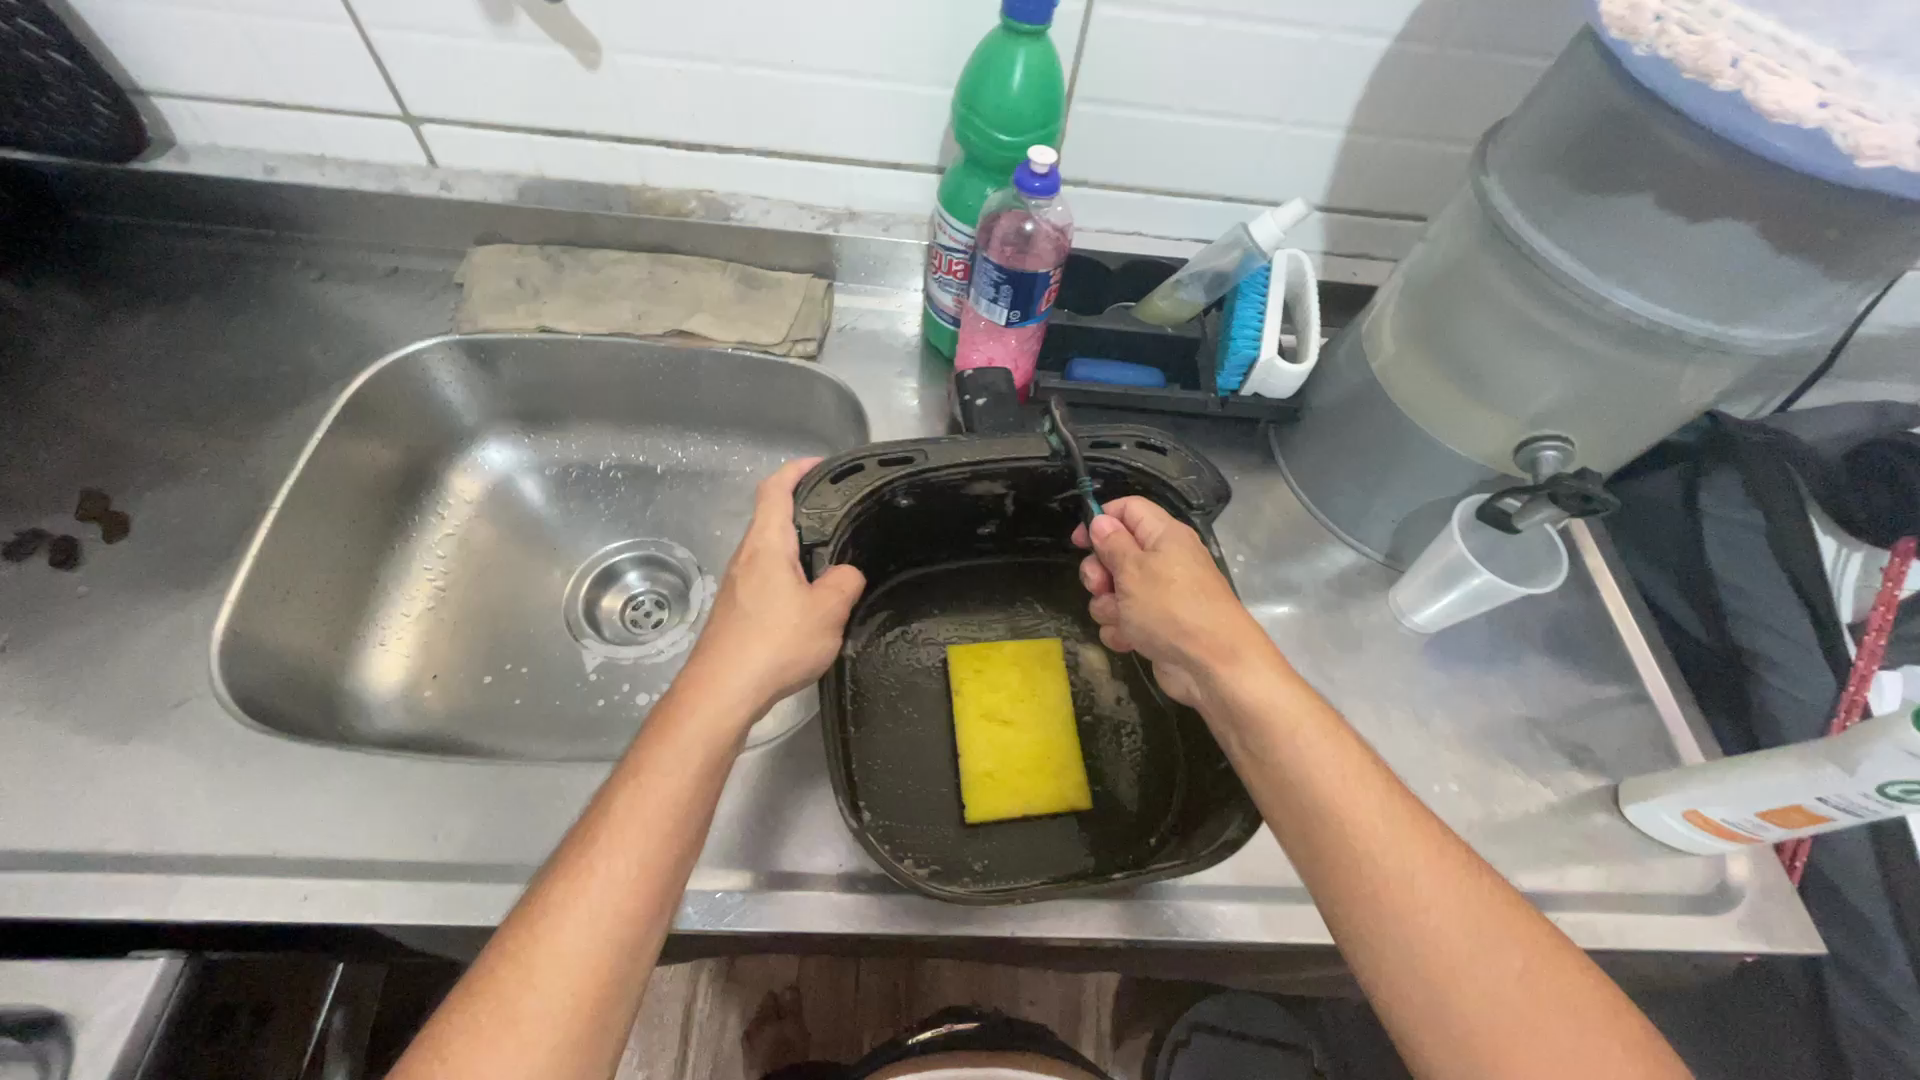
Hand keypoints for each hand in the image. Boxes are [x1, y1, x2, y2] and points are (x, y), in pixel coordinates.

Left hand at [685, 458, 865, 718]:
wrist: (722, 691)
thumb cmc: (775, 643)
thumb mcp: (828, 611)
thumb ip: (844, 582)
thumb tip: (845, 574)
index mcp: (767, 546)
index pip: (775, 490)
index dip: (797, 470)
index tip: (820, 465)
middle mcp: (746, 558)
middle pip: (772, 520)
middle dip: (804, 513)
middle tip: (840, 518)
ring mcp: (737, 586)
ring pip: (770, 554)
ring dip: (797, 551)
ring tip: (831, 563)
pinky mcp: (736, 612)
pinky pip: (767, 581)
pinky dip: (790, 579)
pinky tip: (809, 604)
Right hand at [1071, 497, 1276, 707]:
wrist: (1213, 666)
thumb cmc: (1172, 608)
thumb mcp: (1133, 569)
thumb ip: (1112, 543)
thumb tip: (1101, 519)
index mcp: (1164, 536)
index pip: (1128, 509)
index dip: (1101, 519)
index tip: (1079, 541)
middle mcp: (1163, 561)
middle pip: (1116, 553)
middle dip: (1099, 572)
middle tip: (1101, 586)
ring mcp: (1159, 596)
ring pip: (1115, 591)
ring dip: (1108, 607)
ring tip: (1123, 619)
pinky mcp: (1156, 625)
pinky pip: (1125, 620)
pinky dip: (1122, 630)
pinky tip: (1130, 640)